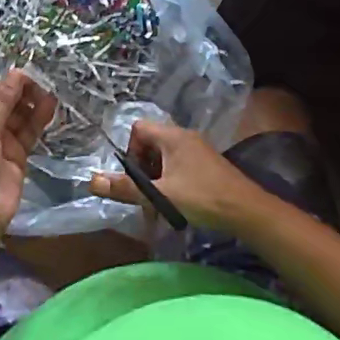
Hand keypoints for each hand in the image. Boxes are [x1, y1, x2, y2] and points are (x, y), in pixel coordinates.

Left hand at [0, 71, 55, 233]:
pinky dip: (38, 121)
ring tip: (49, 92)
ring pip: (19, 118)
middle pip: (5, 106)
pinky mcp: (18, 156)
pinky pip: (29, 133)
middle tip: (40, 83)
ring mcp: (1, 144)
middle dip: (21, 94)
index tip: (25, 76)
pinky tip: (50, 108)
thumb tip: (16, 73)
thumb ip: (2, 103)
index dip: (5, 86)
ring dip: (32, 106)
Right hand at [87, 118, 272, 232]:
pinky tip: (177, 205)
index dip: (130, 151)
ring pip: (165, 157)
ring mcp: (198, 150)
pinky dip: (172, 181)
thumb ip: (126, 188)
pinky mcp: (208, 165)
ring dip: (157, 178)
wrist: (247, 211)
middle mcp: (185, 137)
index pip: (138, 129)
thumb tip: (92, 181)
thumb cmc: (202, 198)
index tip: (134, 176)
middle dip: (142, 169)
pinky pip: (180, 165)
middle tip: (144, 195)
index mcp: (172, 136)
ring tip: (159, 204)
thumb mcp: (160, 195)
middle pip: (151, 143)